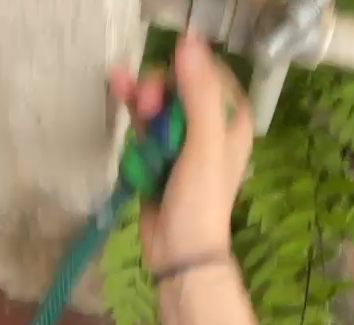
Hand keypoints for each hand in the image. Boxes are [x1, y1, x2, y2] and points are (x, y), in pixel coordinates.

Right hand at [108, 32, 252, 269]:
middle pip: (179, 87)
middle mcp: (209, 129)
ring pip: (158, 106)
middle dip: (158, 87)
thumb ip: (199, 94)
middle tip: (146, 104)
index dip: (185, 70)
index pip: (208, 73)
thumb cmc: (200, 203)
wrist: (179, 253)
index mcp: (231, 121)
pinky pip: (145, 130)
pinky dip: (134, 123)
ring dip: (140, 98)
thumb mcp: (205, 145)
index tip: (170, 81)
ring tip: (122, 92)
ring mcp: (182, 146)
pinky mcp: (158, 161)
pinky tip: (122, 111)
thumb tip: (188, 43)